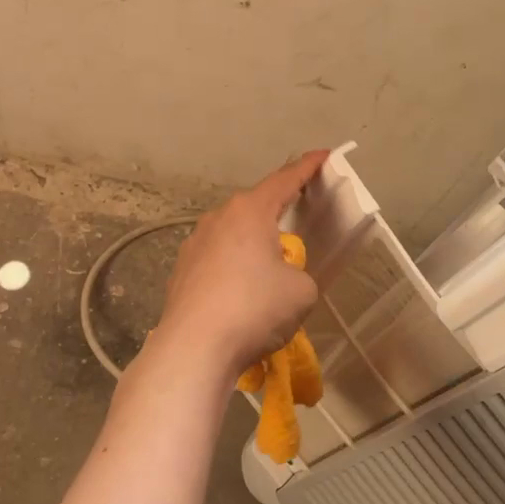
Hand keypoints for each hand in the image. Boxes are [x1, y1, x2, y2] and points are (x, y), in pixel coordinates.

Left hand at [150, 151, 329, 381]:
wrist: (195, 348)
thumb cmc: (254, 309)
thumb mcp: (301, 291)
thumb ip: (298, 274)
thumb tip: (280, 279)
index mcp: (249, 211)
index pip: (285, 180)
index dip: (307, 167)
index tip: (323, 155)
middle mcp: (217, 219)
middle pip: (254, 207)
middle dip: (276, 212)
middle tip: (298, 218)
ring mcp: (194, 245)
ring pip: (232, 236)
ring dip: (252, 246)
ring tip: (268, 269)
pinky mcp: (181, 273)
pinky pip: (216, 262)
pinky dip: (233, 271)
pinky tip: (240, 296)